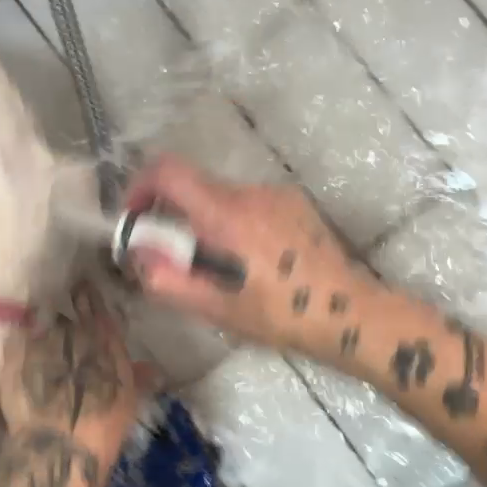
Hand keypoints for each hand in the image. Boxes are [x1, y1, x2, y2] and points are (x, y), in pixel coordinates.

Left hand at [0, 282, 143, 453]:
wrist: (59, 456)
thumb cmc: (101, 434)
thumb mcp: (127, 404)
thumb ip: (136, 379)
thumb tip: (151, 369)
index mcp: (106, 347)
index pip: (98, 312)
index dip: (92, 300)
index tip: (85, 289)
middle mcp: (74, 339)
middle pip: (68, 315)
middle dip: (67, 311)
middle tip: (63, 304)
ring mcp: (40, 347)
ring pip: (42, 327)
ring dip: (43, 328)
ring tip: (41, 328)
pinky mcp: (12, 363)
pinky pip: (16, 342)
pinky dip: (19, 342)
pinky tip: (19, 343)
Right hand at [125, 156, 375, 352]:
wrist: (349, 313)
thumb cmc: (280, 315)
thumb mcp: (216, 309)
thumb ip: (167, 279)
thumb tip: (139, 254)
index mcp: (227, 214)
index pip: (167, 171)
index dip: (139, 187)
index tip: (136, 219)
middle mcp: (251, 193)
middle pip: (195, 188)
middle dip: (175, 218)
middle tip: (177, 261)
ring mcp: (278, 195)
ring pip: (222, 199)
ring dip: (208, 226)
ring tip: (222, 272)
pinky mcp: (296, 205)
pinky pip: (250, 206)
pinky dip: (235, 226)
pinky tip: (253, 265)